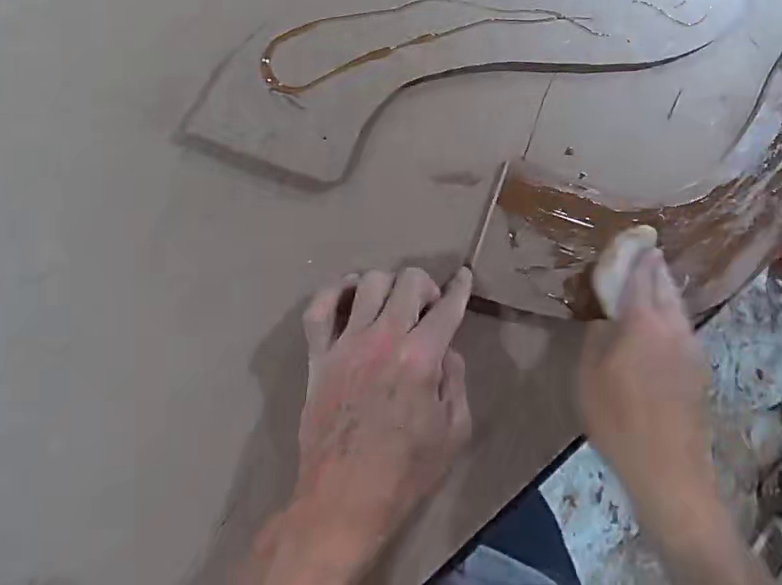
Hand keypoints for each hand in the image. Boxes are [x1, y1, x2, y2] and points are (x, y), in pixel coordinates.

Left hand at [244, 267, 473, 584]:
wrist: (341, 504)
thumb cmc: (405, 470)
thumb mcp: (454, 428)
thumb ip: (456, 379)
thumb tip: (446, 351)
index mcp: (422, 356)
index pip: (448, 304)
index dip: (461, 286)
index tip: (464, 276)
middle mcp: (385, 339)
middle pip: (409, 281)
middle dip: (427, 286)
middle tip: (428, 309)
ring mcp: (346, 346)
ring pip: (369, 283)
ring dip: (388, 285)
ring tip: (392, 304)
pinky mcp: (317, 359)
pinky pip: (319, 309)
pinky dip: (336, 292)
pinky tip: (350, 296)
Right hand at [577, 249, 714, 533]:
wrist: (668, 465)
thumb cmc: (619, 421)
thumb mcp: (588, 377)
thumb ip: (597, 336)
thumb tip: (605, 314)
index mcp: (643, 320)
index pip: (641, 273)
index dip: (637, 254)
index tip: (634, 239)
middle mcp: (671, 322)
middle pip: (664, 281)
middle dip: (653, 265)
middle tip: (644, 253)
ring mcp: (690, 341)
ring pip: (677, 301)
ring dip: (664, 286)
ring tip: (652, 281)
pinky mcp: (699, 360)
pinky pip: (682, 321)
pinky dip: (670, 310)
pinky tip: (660, 320)